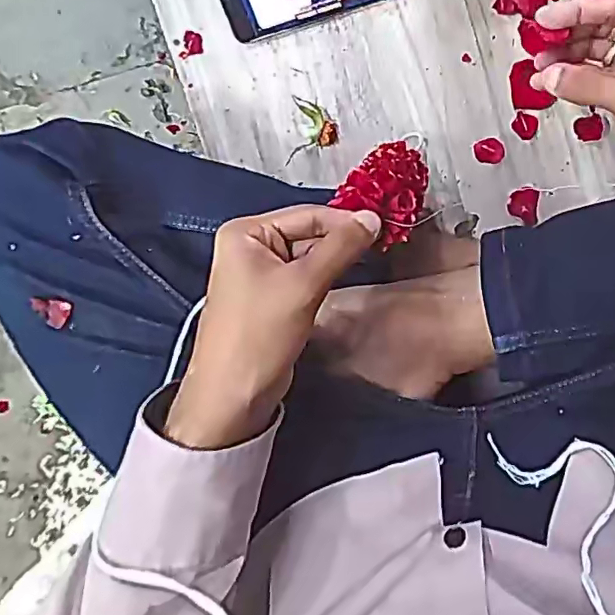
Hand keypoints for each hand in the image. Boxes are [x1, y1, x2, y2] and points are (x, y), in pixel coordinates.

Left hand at [166, 205, 380, 448]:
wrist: (232, 399)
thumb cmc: (259, 335)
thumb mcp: (304, 284)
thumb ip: (341, 246)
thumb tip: (372, 217)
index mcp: (246, 233)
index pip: (308, 215)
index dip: (346, 220)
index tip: (382, 225)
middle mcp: (251, 246)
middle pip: (310, 231)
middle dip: (342, 239)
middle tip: (381, 243)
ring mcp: (262, 271)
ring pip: (312, 253)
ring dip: (338, 257)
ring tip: (370, 259)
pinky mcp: (274, 294)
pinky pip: (308, 273)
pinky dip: (329, 274)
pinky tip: (349, 277)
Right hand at [531, 0, 614, 224]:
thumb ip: (592, 85)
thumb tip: (555, 73)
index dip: (579, 11)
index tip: (548, 18)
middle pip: (608, 24)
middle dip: (571, 33)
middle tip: (539, 41)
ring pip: (602, 49)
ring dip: (571, 57)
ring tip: (543, 64)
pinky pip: (602, 75)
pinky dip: (578, 78)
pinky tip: (557, 82)